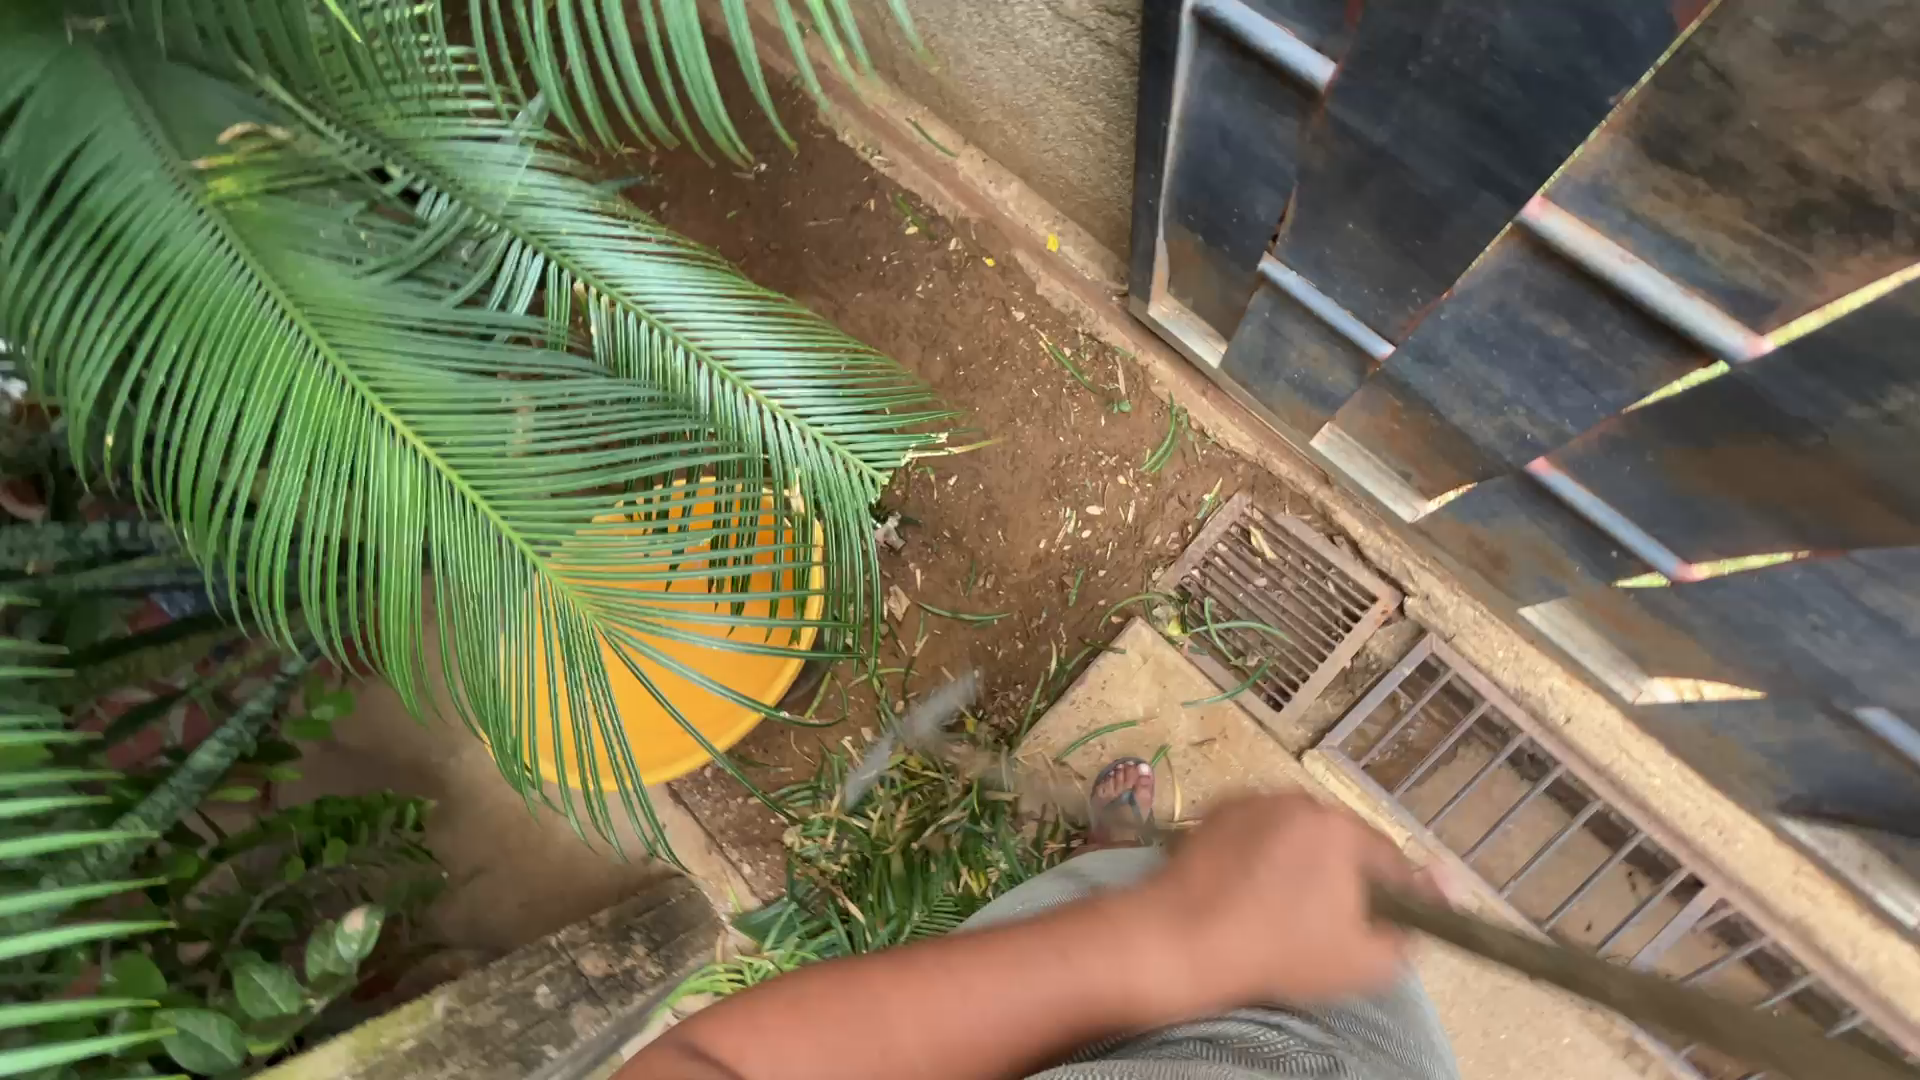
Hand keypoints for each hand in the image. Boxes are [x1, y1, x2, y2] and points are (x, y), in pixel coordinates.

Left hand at [1118, 792, 1425, 1013]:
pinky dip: (1262, 848)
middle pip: (1340, 837)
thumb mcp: (1364, 962)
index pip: (1391, 857)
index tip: (1401, 911)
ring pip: (1295, 829)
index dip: (1404, 889)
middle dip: (1347, 869)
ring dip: (1302, 855)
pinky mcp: (1216, 809)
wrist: (1186, 934)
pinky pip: (1257, 827)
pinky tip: (1251, 884)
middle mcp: (1297, 800)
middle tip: (1338, 911)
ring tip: (1287, 900)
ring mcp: (1252, 800)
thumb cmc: (1279, 949)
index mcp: (1340, 829)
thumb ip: (1403, 936)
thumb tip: (1411, 919)